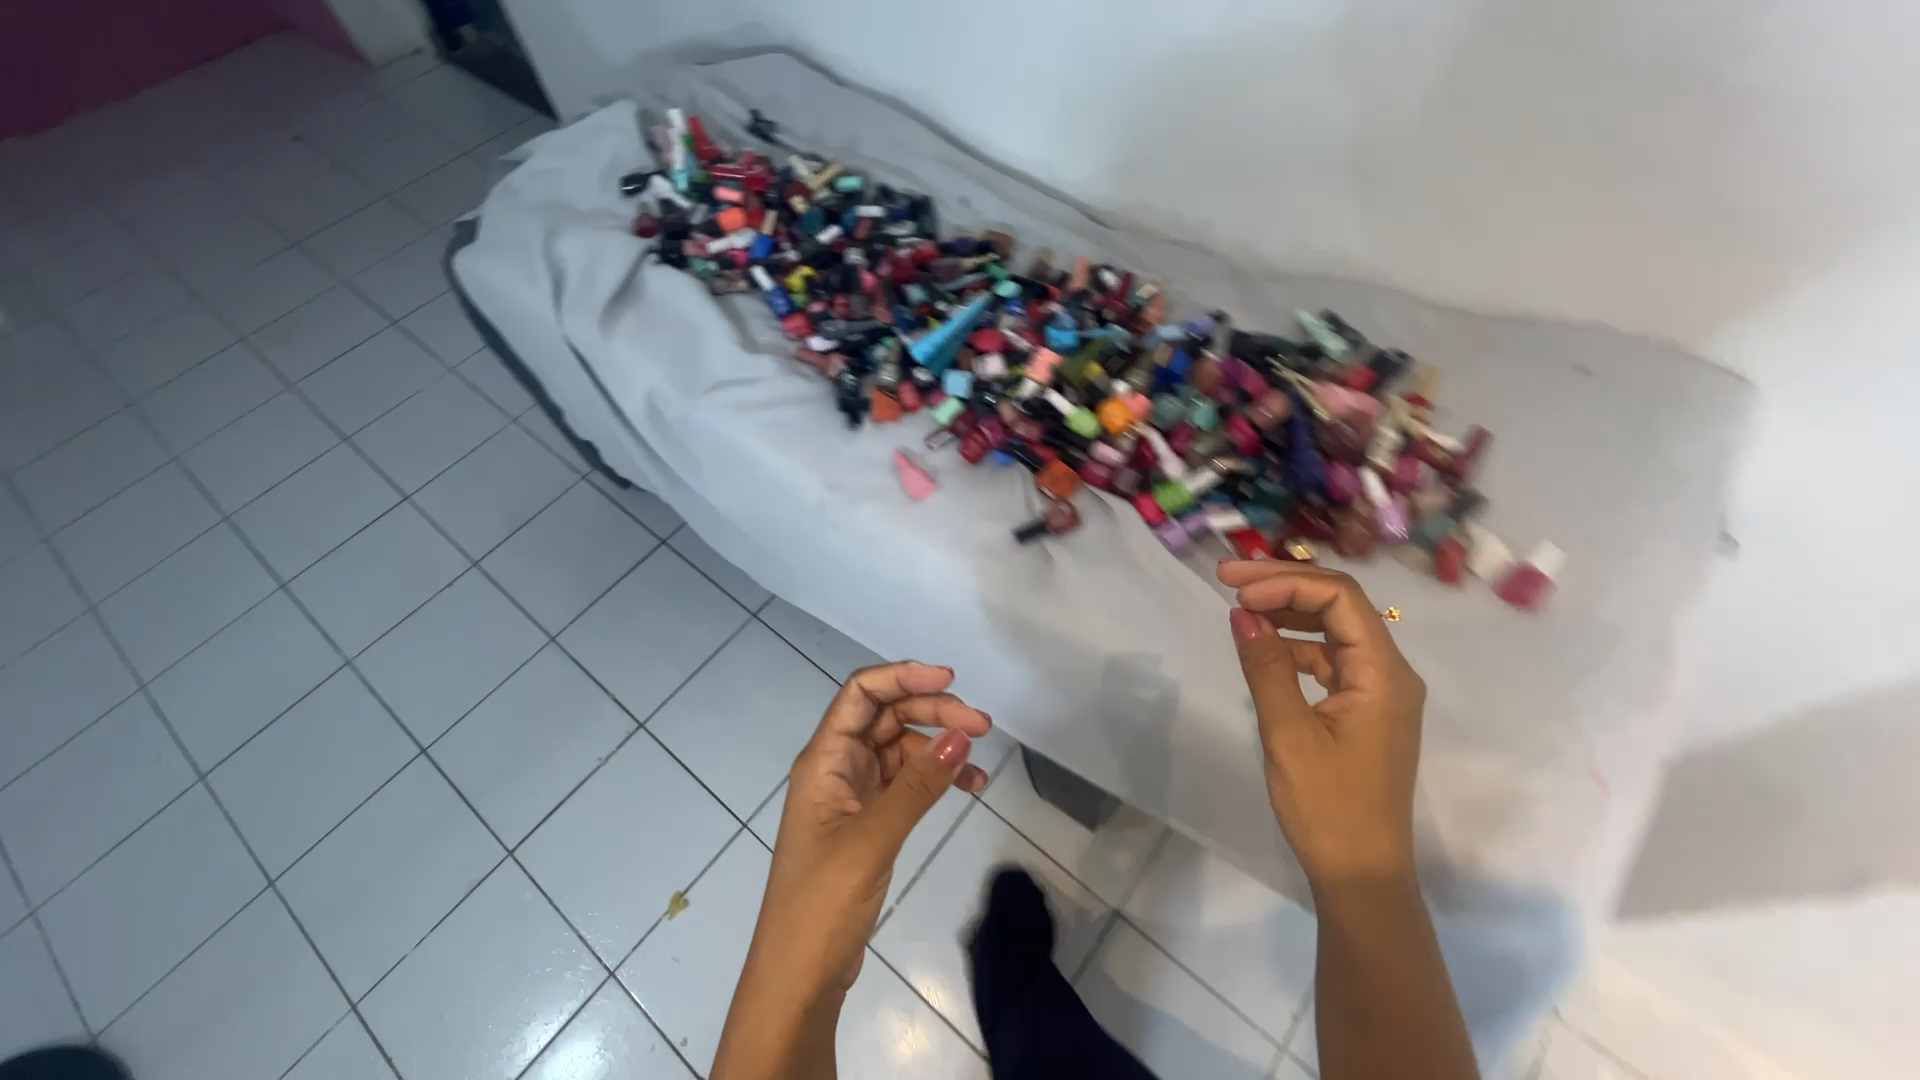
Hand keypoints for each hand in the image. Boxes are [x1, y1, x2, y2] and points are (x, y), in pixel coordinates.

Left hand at [759, 661, 992, 991]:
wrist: (799, 975)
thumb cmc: (822, 902)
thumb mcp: (873, 838)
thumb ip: (918, 786)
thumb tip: (963, 736)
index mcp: (824, 759)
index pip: (862, 694)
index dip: (902, 675)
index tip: (950, 680)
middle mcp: (837, 767)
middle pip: (887, 716)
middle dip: (933, 711)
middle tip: (983, 725)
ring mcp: (853, 795)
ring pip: (901, 749)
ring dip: (939, 747)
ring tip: (980, 760)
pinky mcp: (868, 821)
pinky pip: (906, 783)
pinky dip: (935, 780)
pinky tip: (967, 787)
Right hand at [1218, 560, 1425, 888]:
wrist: (1362, 873)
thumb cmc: (1327, 806)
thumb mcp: (1287, 734)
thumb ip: (1266, 668)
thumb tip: (1241, 615)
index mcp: (1383, 673)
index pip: (1340, 597)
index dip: (1285, 582)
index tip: (1234, 591)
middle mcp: (1390, 673)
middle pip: (1340, 605)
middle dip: (1284, 586)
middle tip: (1227, 580)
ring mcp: (1379, 692)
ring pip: (1335, 630)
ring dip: (1288, 614)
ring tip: (1239, 610)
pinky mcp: (1364, 710)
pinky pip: (1331, 660)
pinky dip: (1296, 647)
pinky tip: (1263, 650)